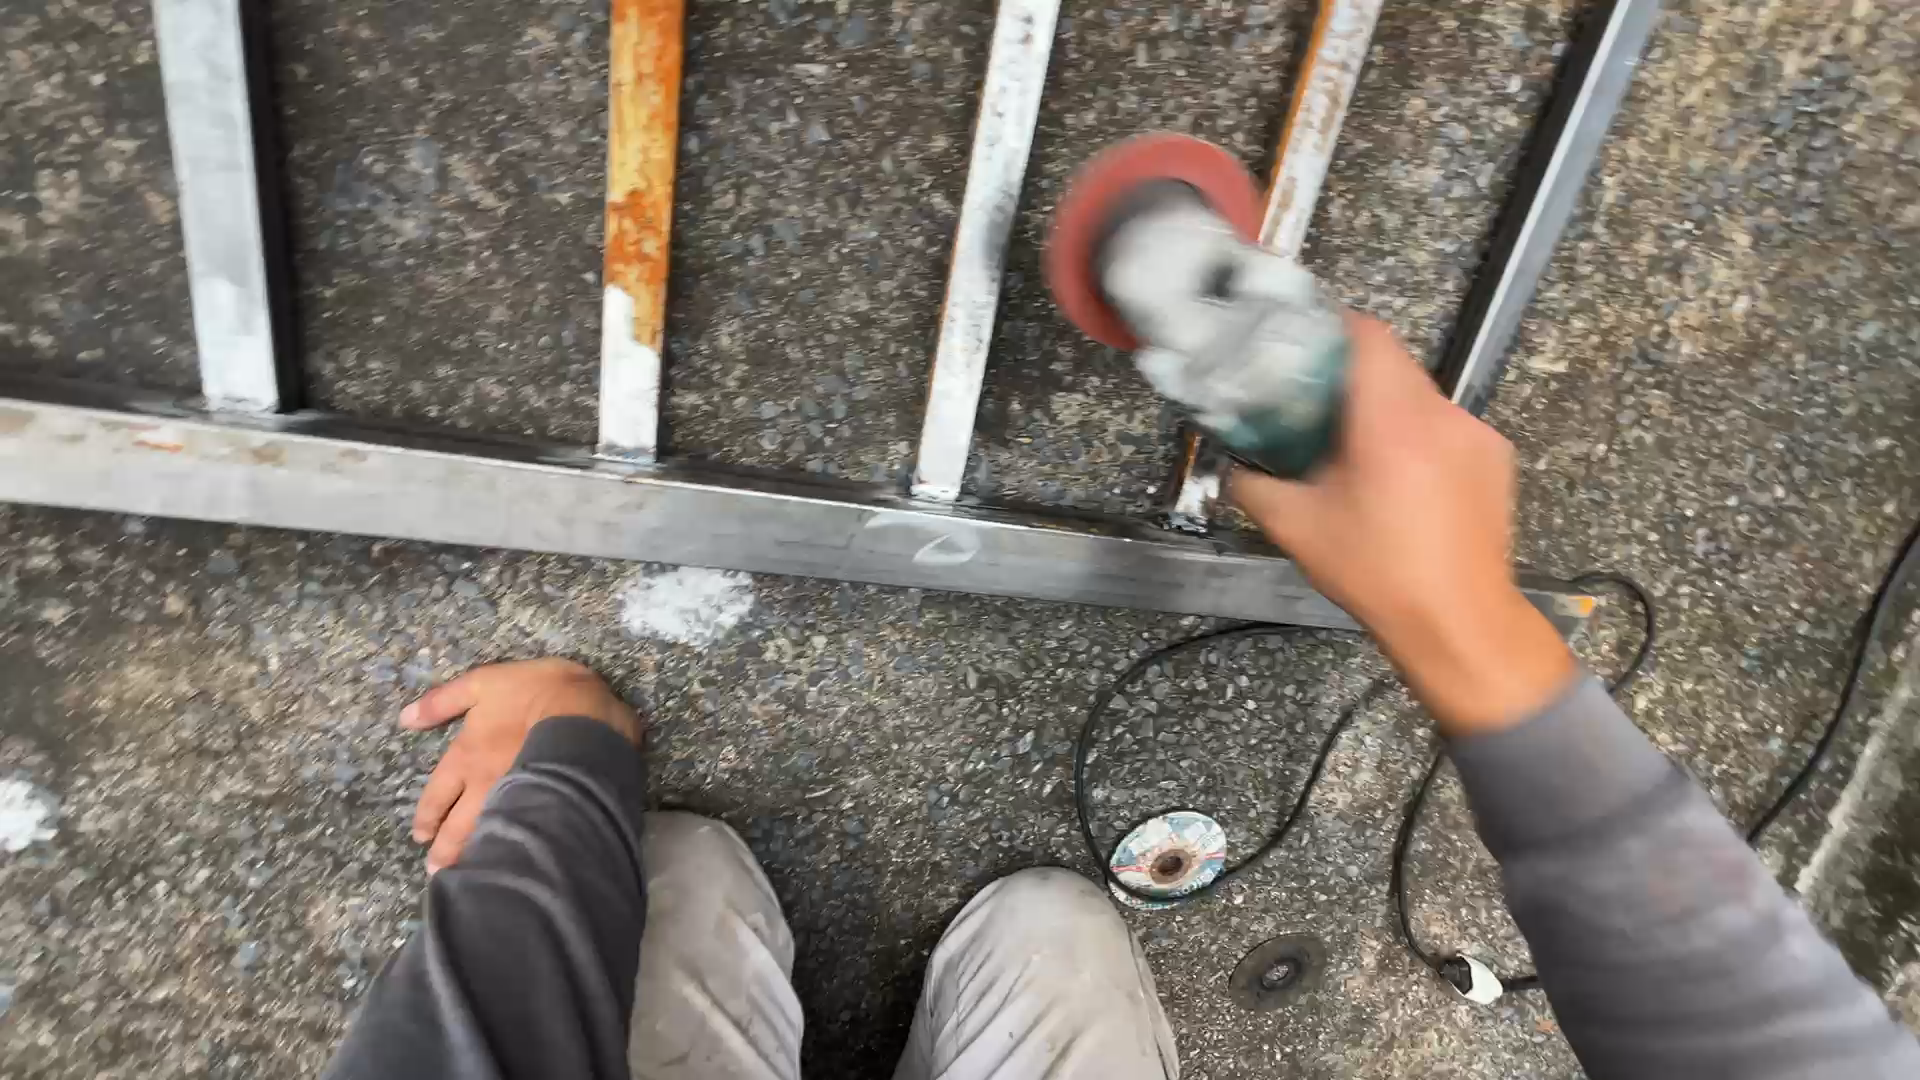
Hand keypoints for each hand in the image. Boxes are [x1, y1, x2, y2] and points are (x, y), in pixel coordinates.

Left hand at [401, 658, 641, 872]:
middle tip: (439, 869)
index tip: (423, 836)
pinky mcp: (544, 802)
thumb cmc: (534, 690)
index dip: (428, 817)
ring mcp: (515, 796)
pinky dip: (509, 849)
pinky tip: (510, 860)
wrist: (581, 709)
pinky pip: (520, 832)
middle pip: (457, 826)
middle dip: (445, 849)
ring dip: (472, 855)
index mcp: (465, 758)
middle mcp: (483, 785)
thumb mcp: (484, 682)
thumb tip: (405, 719)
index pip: (437, 797)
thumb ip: (444, 700)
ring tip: (470, 875)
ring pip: (486, 835)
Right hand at [1231, 313, 1573, 734]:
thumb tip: (1232, 466)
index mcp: (1390, 425)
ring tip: (1351, 453)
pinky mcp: (1494, 457)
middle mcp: (1440, 417)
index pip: (1367, 337)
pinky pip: (1443, 426)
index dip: (1330, 328)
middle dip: (1346, 377)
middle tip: (1308, 408)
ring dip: (1379, 410)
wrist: (1456, 620)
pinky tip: (1395, 482)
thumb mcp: (1292, 527)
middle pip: (1390, 365)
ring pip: (1416, 397)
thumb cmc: (1372, 570)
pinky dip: (1412, 437)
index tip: (1298, 344)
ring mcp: (1475, 435)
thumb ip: (1250, 485)